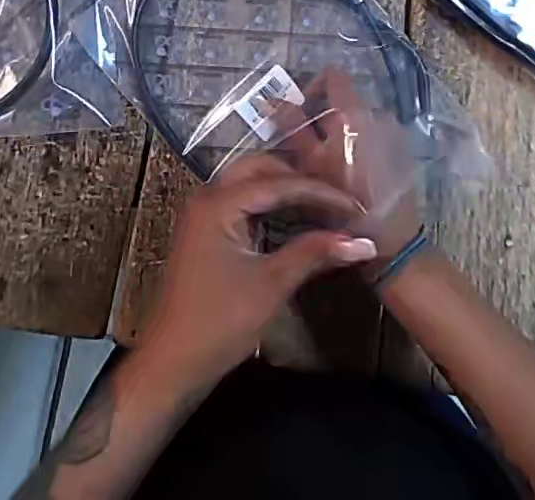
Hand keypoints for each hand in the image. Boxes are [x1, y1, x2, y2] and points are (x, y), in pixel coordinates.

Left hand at [135, 155, 376, 392]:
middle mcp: (209, 197)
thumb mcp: (272, 285)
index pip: (279, 183)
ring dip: (285, 190)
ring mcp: (205, 214)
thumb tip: (363, 242)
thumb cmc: (219, 322)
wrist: (171, 364)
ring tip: (323, 205)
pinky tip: (297, 220)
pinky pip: (243, 203)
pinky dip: (271, 206)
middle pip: (261, 169)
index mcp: (219, 203)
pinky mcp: (207, 231)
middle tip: (336, 197)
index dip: (320, 192)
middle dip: (300, 180)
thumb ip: (315, 253)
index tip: (355, 205)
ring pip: (250, 184)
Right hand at [273, 68, 424, 258]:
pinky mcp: (400, 151)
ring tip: (327, 164)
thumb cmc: (346, 206)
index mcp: (353, 116)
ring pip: (355, 122)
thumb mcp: (310, 167)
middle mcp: (376, 116)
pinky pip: (372, 136)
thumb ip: (293, 129)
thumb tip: (273, 99)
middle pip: (343, 101)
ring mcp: (392, 133)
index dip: (312, 87)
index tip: (298, 112)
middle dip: (321, 119)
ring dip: (339, 134)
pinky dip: (357, 146)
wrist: (393, 244)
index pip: (333, 76)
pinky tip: (350, 173)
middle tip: (305, 147)